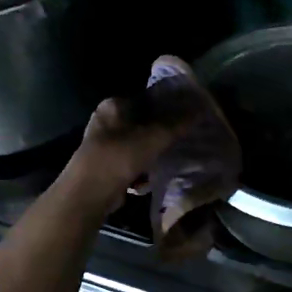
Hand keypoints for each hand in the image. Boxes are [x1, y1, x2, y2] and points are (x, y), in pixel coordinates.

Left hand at [61, 98, 177, 212]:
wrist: (90, 192)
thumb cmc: (121, 156)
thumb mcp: (154, 137)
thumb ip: (178, 123)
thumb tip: (201, 108)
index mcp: (114, 105)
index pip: (148, 100)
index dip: (169, 108)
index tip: (187, 120)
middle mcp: (106, 121)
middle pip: (144, 125)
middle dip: (161, 137)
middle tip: (180, 144)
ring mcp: (104, 145)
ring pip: (139, 146)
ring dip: (152, 158)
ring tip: (165, 164)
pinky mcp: (106, 166)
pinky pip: (131, 164)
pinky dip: (140, 173)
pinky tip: (146, 182)